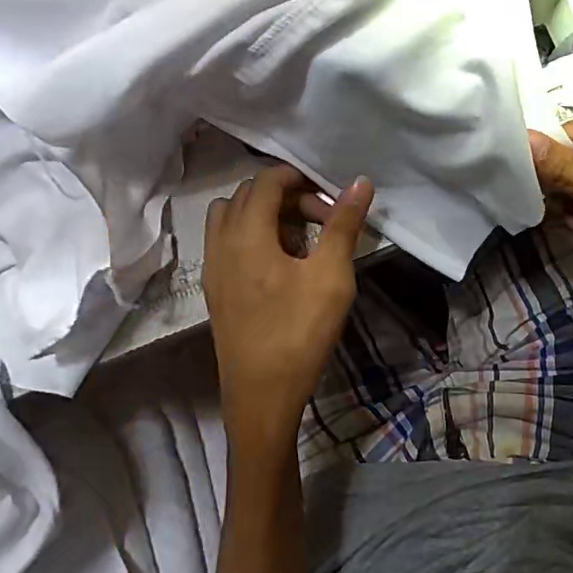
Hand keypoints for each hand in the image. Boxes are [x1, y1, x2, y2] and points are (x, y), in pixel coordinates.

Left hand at [203, 164, 373, 453]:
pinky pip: (226, 243)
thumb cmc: (300, 333)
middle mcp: (221, 244)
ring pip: (231, 218)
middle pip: (247, 196)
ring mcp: (212, 268)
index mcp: (247, 234)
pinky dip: (251, 237)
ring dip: (263, 215)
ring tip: (298, 240)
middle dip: (285, 196)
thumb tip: (359, 182)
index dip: (297, 177)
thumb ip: (343, 224)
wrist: (261, 395)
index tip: (328, 194)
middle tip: (322, 220)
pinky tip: (280, 266)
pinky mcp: (215, 290)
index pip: (265, 181)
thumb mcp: (331, 276)